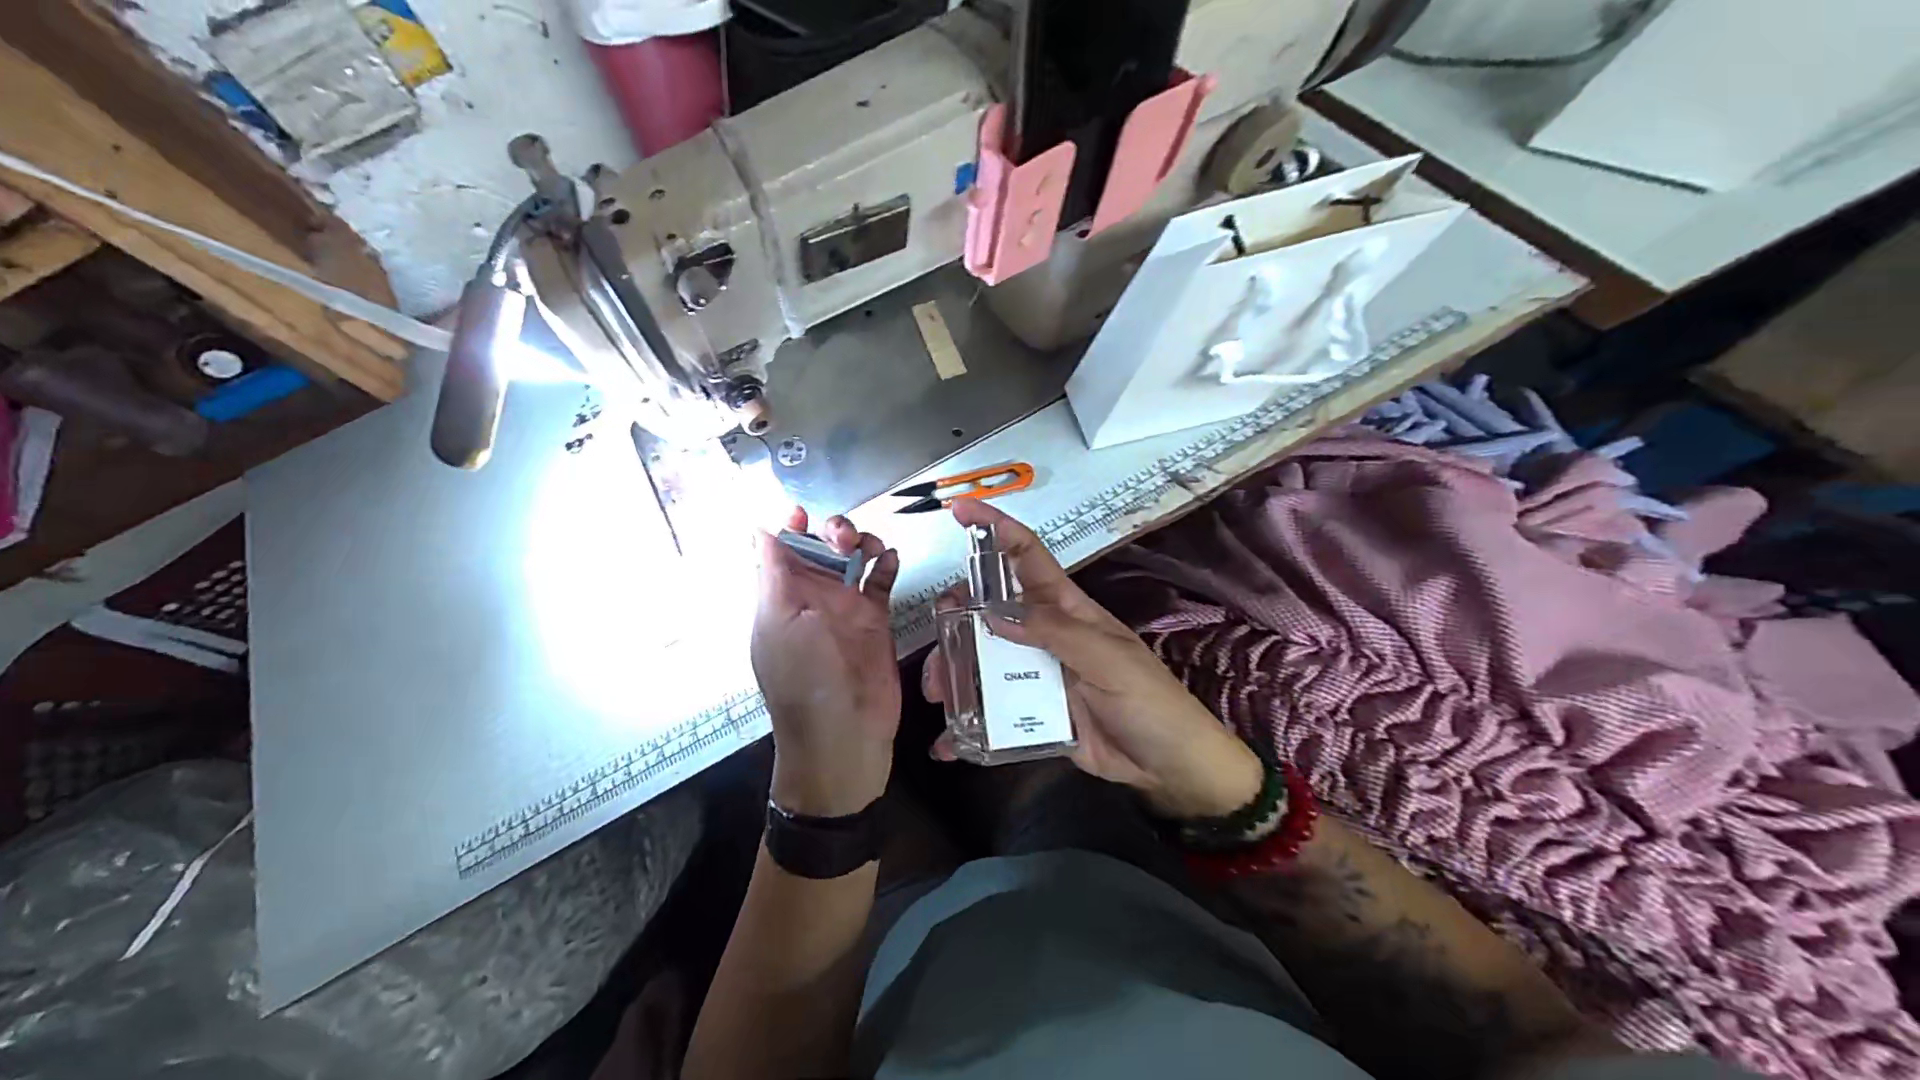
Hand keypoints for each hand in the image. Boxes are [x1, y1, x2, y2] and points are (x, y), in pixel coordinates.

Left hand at [752, 508, 901, 816]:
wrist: (844, 733)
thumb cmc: (805, 678)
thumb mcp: (781, 624)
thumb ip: (774, 575)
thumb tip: (759, 530)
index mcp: (783, 598)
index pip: (782, 550)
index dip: (791, 527)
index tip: (803, 513)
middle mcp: (813, 597)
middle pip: (822, 547)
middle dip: (834, 531)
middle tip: (845, 541)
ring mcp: (846, 608)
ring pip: (855, 558)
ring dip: (863, 543)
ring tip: (872, 549)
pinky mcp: (876, 619)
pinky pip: (881, 582)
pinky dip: (887, 565)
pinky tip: (891, 560)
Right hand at [922, 500, 1262, 819]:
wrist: (1168, 766)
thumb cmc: (1149, 701)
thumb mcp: (1107, 659)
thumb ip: (1053, 632)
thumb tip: (993, 611)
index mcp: (1066, 609)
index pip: (1026, 555)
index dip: (994, 528)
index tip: (959, 510)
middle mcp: (1043, 634)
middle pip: (987, 610)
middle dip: (956, 617)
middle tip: (940, 640)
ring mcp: (1035, 673)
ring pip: (980, 659)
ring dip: (954, 672)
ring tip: (940, 695)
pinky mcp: (1031, 712)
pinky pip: (990, 712)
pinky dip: (966, 727)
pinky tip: (947, 743)